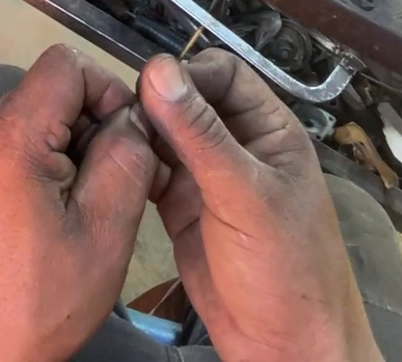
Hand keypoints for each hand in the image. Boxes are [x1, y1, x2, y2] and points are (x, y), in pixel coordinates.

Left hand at [0, 45, 159, 361]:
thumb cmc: (41, 298)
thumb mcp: (104, 231)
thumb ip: (127, 158)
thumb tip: (134, 115)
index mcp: (7, 134)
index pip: (65, 64)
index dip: (106, 88)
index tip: (125, 137)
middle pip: (50, 85)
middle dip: (90, 120)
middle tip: (111, 179)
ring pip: (36, 107)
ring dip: (70, 139)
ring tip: (84, 198)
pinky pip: (14, 130)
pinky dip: (44, 152)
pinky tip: (56, 202)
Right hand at [138, 50, 380, 361]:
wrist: (285, 356)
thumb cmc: (287, 274)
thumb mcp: (244, 197)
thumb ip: (200, 134)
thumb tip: (158, 69)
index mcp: (267, 130)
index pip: (222, 73)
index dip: (188, 75)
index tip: (153, 92)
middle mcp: (234, 143)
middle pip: (186, 98)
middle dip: (155, 104)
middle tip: (125, 120)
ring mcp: (205, 175)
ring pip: (163, 130)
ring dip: (138, 132)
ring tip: (113, 142)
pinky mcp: (180, 203)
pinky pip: (149, 166)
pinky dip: (130, 162)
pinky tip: (113, 166)